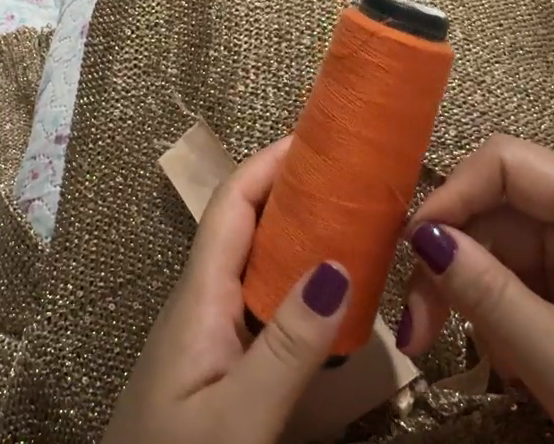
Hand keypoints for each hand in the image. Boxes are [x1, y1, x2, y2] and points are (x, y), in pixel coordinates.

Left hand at [104, 137, 352, 443]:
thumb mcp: (239, 415)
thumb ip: (287, 347)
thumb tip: (338, 261)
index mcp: (198, 296)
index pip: (234, 205)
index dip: (272, 163)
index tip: (322, 138)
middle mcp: (201, 302)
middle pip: (247, 226)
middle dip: (294, 191)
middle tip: (355, 178)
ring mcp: (209, 333)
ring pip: (257, 264)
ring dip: (300, 234)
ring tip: (355, 222)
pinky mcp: (220, 363)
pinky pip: (262, 302)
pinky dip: (298, 283)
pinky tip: (329, 296)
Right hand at [397, 135, 553, 443]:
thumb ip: (487, 295)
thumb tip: (420, 236)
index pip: (506, 162)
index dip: (451, 193)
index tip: (411, 250)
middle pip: (496, 208)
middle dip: (450, 260)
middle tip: (416, 329)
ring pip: (500, 246)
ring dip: (468, 295)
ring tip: (457, 353)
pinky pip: (520, 278)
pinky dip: (497, 314)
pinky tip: (508, 363)